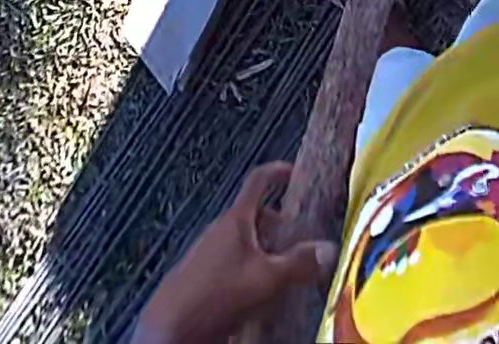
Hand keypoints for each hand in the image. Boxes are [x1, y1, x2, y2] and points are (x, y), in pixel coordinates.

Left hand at [134, 161, 334, 342]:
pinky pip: (231, 260)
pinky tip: (256, 295)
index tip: (295, 171)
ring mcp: (208, 250)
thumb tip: (329, 248)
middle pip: (255, 214)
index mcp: (236, 218)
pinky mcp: (201, 273)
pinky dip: (249, 267)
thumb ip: (298, 263)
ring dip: (265, 250)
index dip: (278, 170)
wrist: (169, 331)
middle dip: (278, 226)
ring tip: (280, 274)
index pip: (259, 179)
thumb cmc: (216, 295)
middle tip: (297, 245)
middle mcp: (221, 227)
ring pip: (244, 239)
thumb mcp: (266, 279)